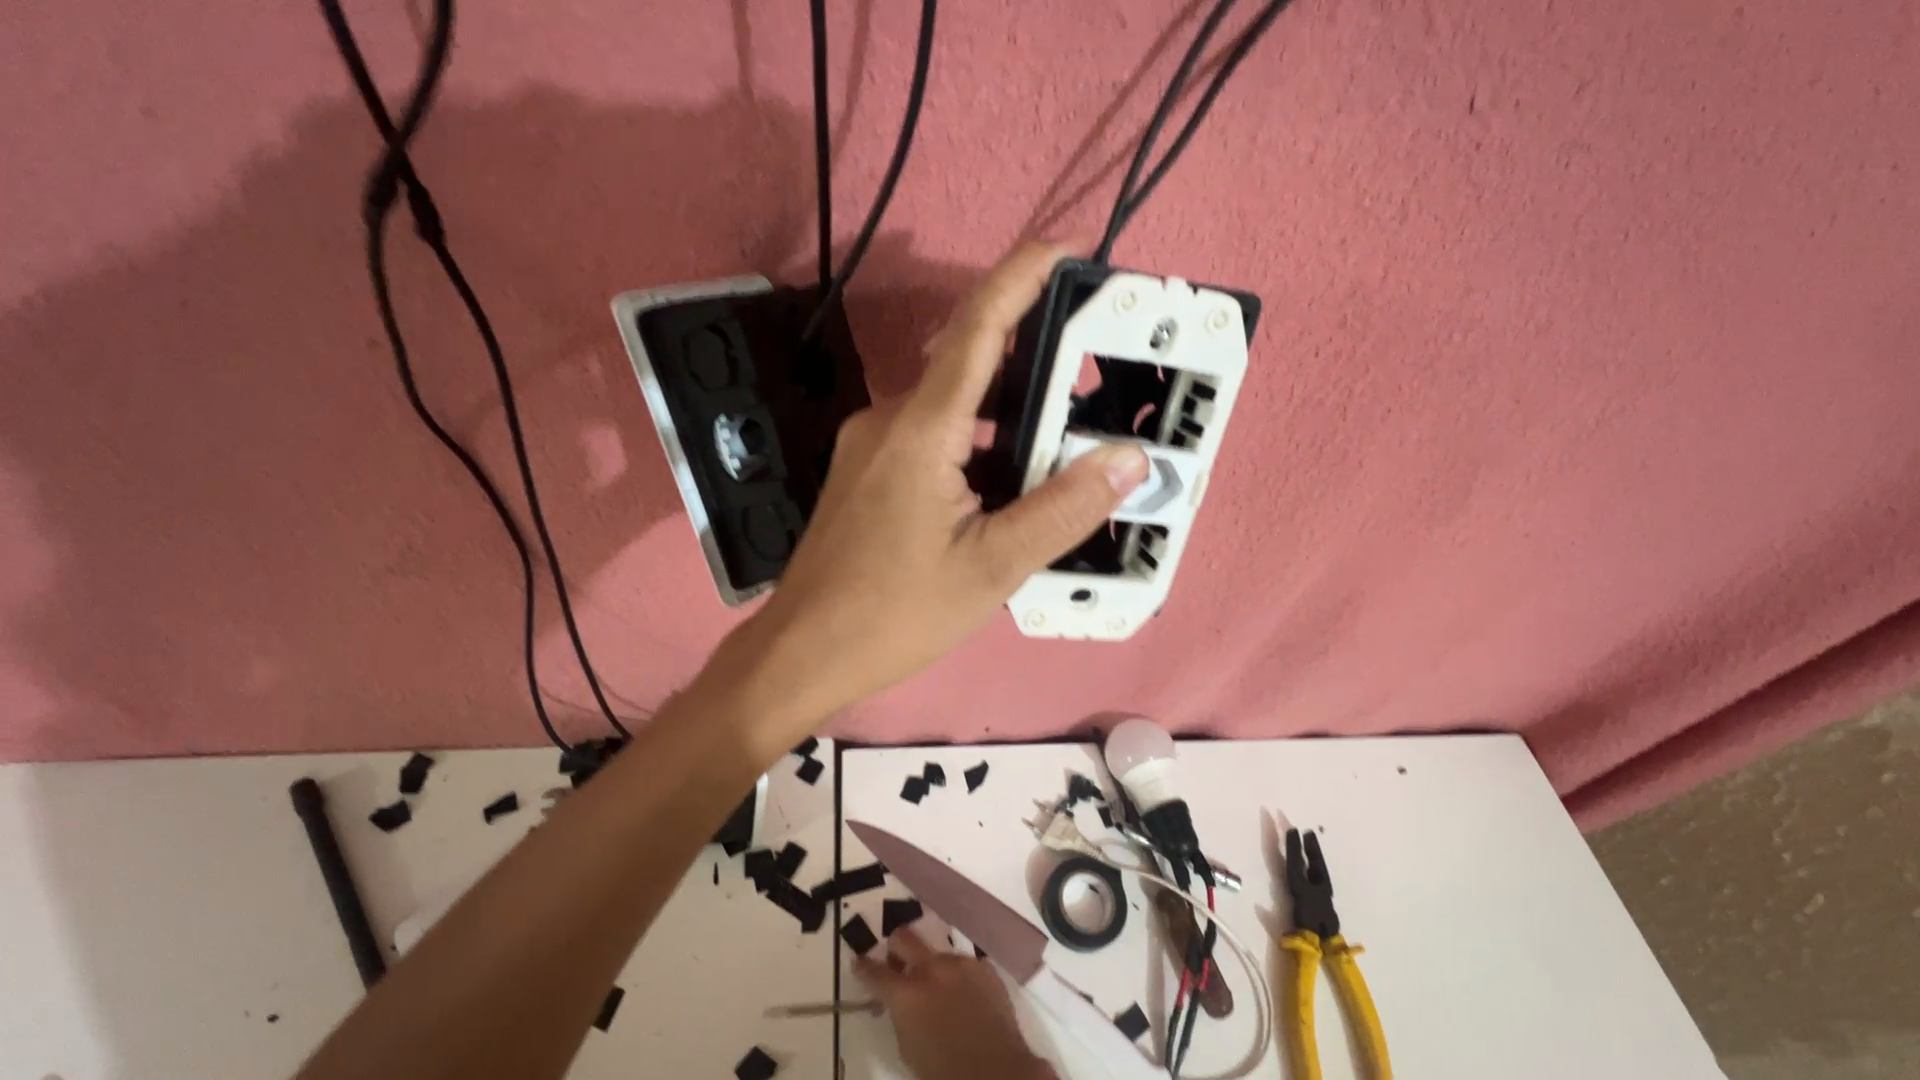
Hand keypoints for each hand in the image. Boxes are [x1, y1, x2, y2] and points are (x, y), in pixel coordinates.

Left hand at [740, 241, 1149, 720]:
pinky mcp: (865, 470)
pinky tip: (1006, 479)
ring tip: (1062, 440)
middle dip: (1031, 362)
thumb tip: (1129, 459)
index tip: (1065, 249)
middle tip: (1092, 376)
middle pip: (967, 364)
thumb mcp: (993, 567)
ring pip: (950, 404)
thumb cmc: (895, 613)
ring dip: (1004, 412)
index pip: (976, 329)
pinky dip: (975, 440)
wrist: (803, 650)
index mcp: (921, 430)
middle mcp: (889, 420)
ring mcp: (870, 444)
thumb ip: (1063, 509)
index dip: (1020, 278)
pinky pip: (929, 434)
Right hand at [857, 928, 1052, 1079]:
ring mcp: (961, 964)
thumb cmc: (945, 1071)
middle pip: (904, 938)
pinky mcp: (985, 968)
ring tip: (940, 992)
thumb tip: (897, 1002)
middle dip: (895, 948)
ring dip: (932, 967)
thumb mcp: (908, 1048)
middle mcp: (932, 969)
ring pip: (937, 953)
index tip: (860, 964)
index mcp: (907, 994)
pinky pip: (964, 965)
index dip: (863, 967)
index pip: (874, 972)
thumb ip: (899, 1016)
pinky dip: (958, 977)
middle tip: (897, 964)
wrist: (997, 1071)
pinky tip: (965, 998)